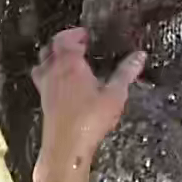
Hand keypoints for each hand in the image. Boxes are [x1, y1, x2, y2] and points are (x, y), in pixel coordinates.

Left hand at [32, 29, 142, 179]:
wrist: (67, 147)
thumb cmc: (89, 120)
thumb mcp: (115, 94)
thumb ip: (126, 73)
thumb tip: (139, 57)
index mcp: (70, 65)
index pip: (65, 39)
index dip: (74, 33)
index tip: (84, 34)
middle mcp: (53, 73)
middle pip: (49, 49)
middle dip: (62, 42)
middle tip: (76, 43)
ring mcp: (46, 88)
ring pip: (42, 64)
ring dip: (52, 57)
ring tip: (66, 60)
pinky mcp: (45, 103)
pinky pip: (42, 80)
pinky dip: (50, 74)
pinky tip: (62, 84)